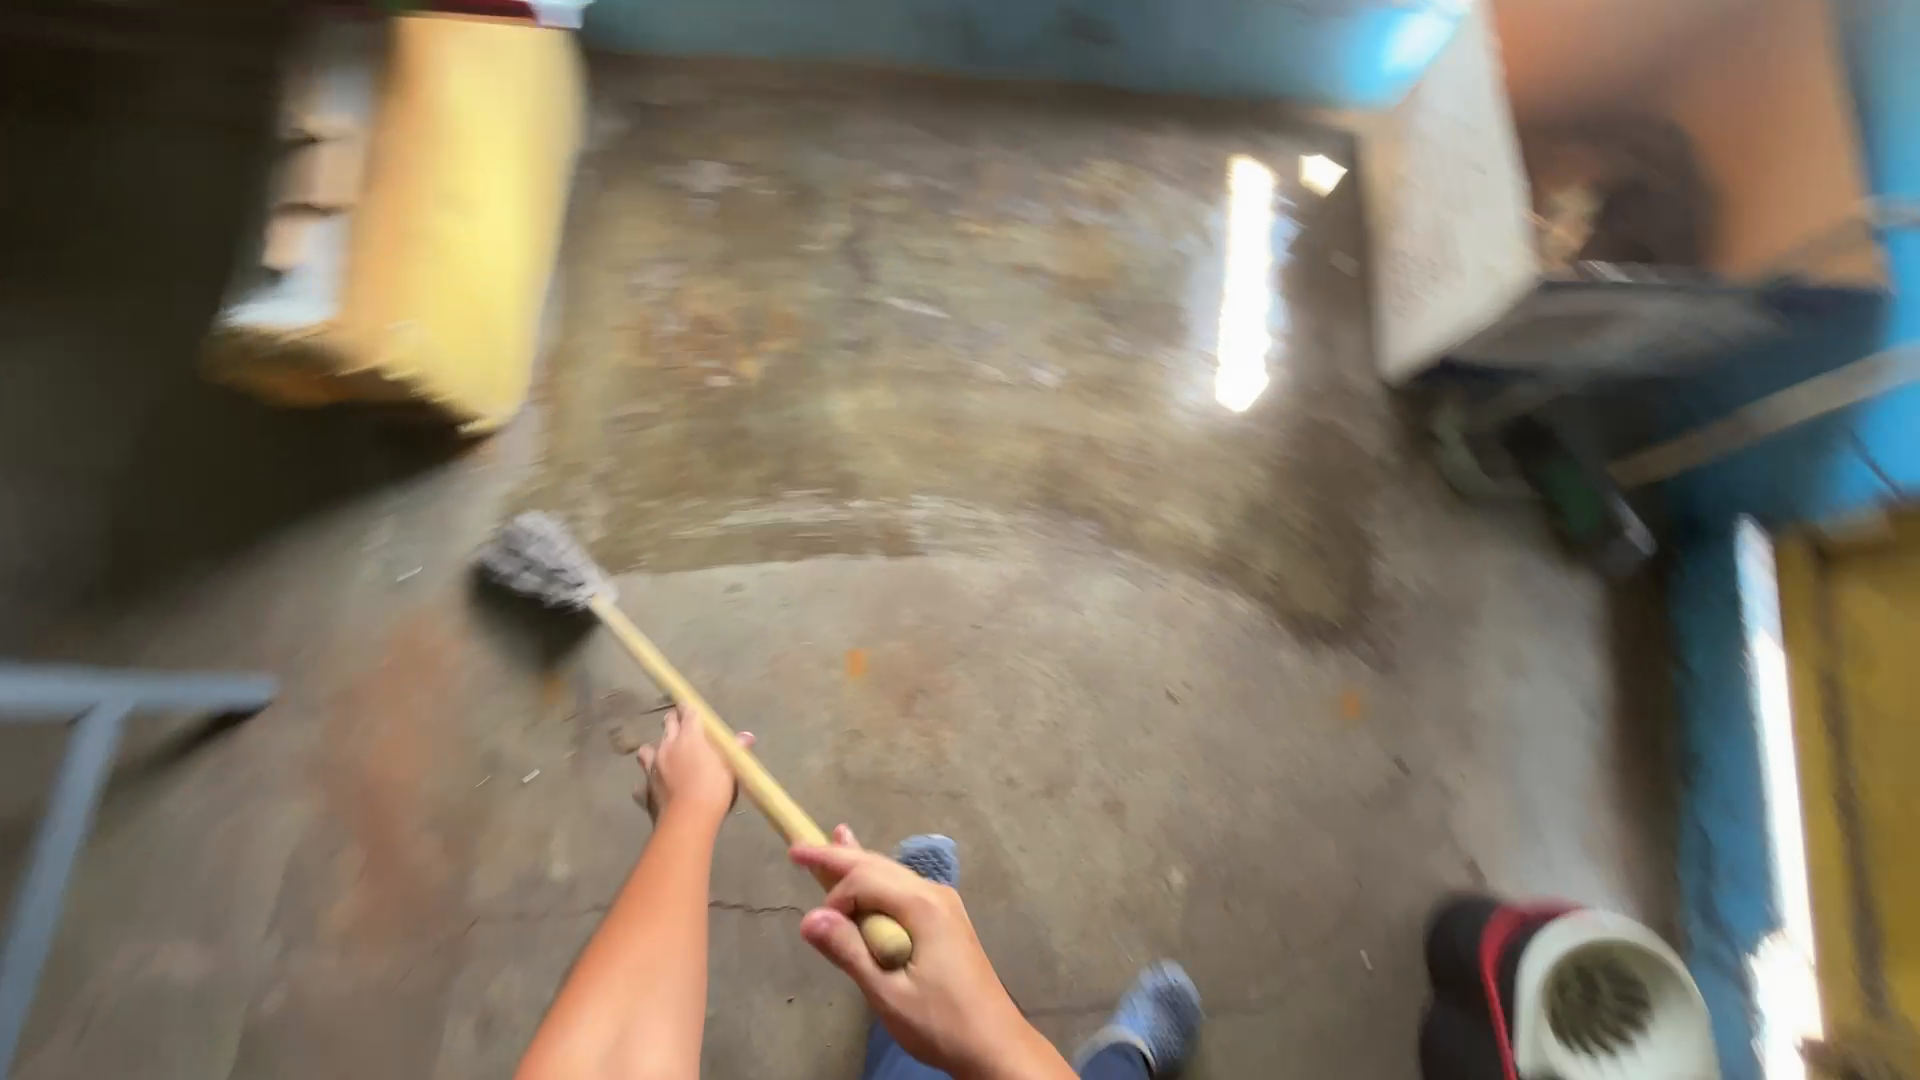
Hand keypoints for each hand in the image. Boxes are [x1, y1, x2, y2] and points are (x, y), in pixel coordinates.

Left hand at [633, 707, 752, 823]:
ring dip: (655, 748)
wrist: (688, 819)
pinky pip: (643, 778)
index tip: (688, 706)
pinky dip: (649, 779)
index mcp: (690, 736)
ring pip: (647, 748)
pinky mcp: (645, 787)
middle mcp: (668, 746)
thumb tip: (748, 737)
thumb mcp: (731, 767)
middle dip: (672, 721)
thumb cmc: (715, 787)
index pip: (688, 713)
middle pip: (667, 725)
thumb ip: (735, 749)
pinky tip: (655, 784)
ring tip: (662, 753)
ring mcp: (653, 766)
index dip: (688, 708)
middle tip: (678, 723)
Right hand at [790, 836, 1066, 1079]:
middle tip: (797, 847)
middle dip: (837, 856)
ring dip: (859, 862)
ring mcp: (942, 903)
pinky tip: (870, 870)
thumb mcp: (888, 994)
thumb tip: (809, 918)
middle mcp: (934, 893)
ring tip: (834, 839)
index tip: (819, 930)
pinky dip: (878, 880)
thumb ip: (849, 953)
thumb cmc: (941, 1022)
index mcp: (922, 905)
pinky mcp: (944, 918)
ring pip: (891, 874)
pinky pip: (903, 888)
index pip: (865, 880)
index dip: (835, 896)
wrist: (993, 1043)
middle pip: (878, 865)